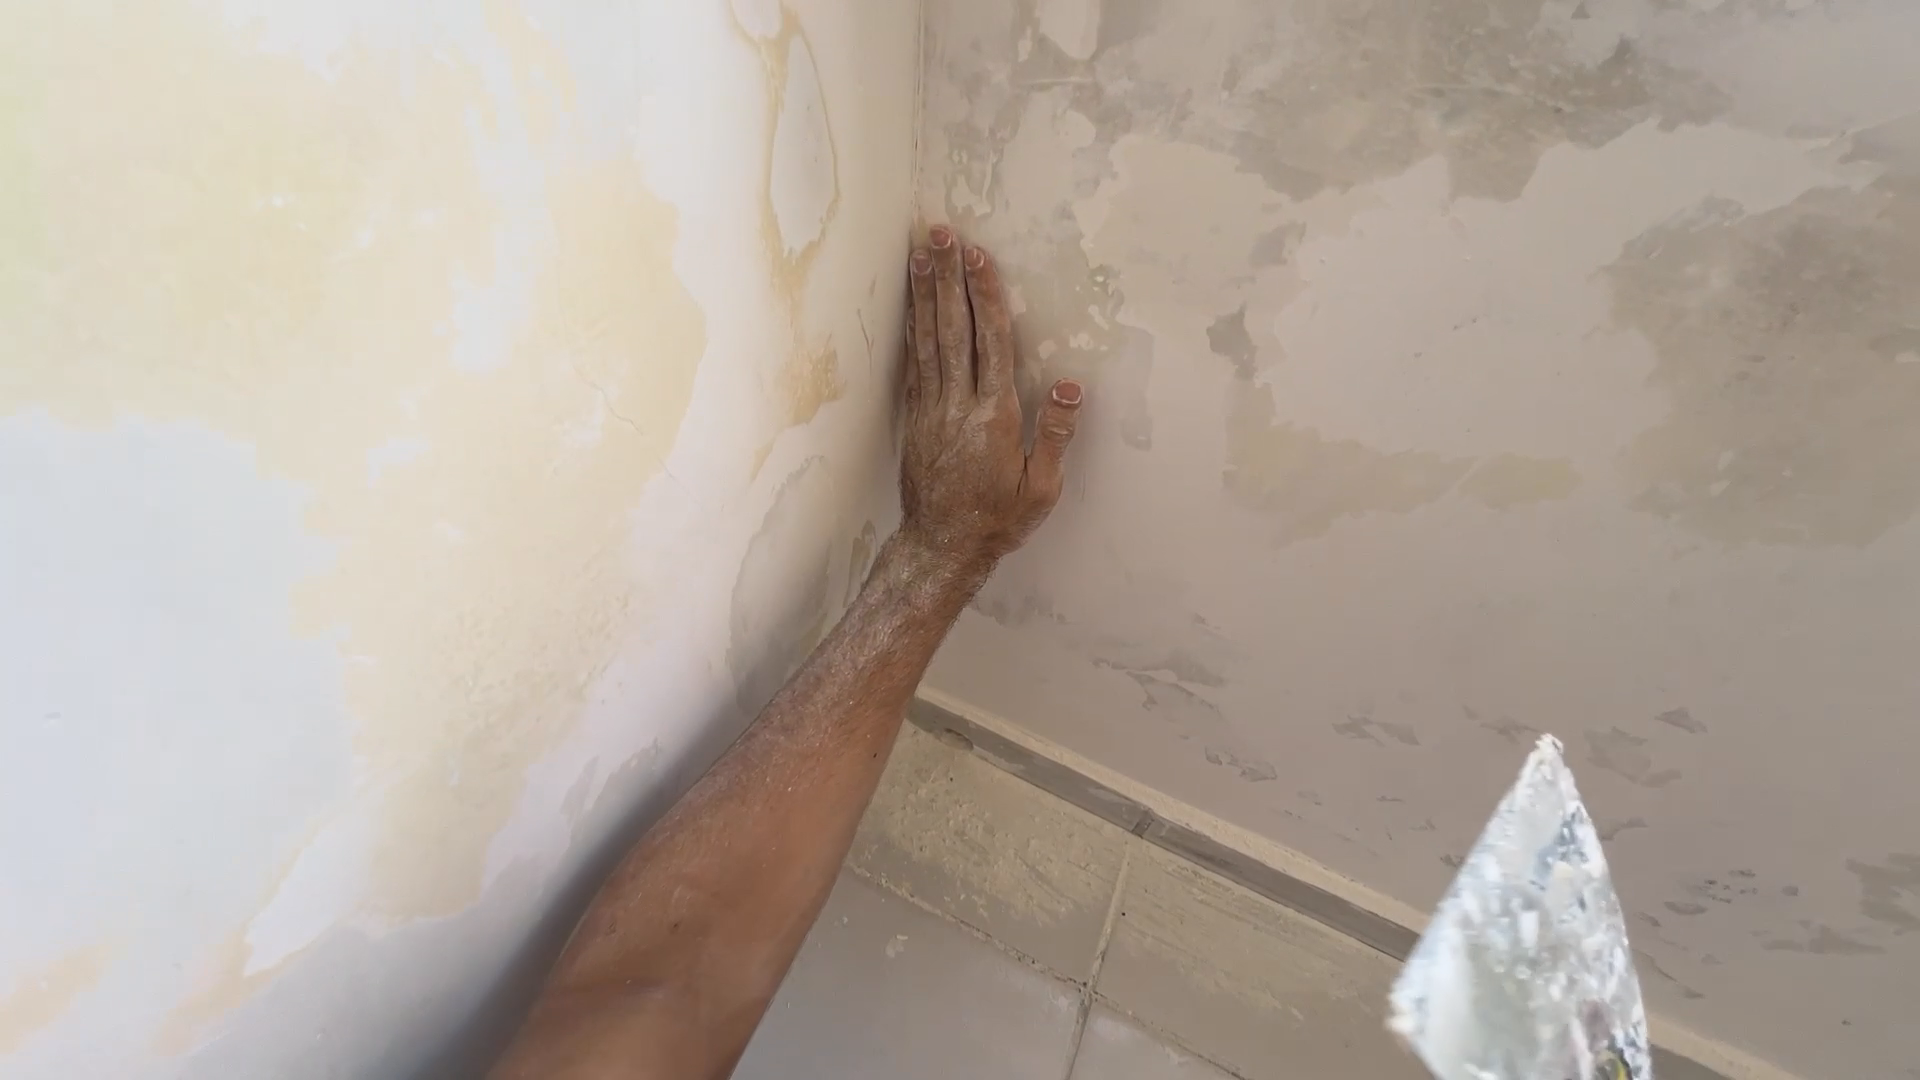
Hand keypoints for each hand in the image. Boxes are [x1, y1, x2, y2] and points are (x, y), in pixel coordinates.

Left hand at [898, 225, 1082, 573]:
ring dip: (924, 296)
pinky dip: (912, 333)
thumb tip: (1069, 385)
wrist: (942, 546)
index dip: (985, 296)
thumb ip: (1054, 435)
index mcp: (994, 417)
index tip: (978, 257)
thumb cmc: (997, 520)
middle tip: (939, 234)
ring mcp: (932, 411)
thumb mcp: (1040, 488)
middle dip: (947, 278)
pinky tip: (911, 309)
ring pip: (927, 342)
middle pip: (953, 330)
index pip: (991, 343)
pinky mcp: (915, 421)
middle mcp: (958, 406)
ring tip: (919, 256)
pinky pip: (914, 367)